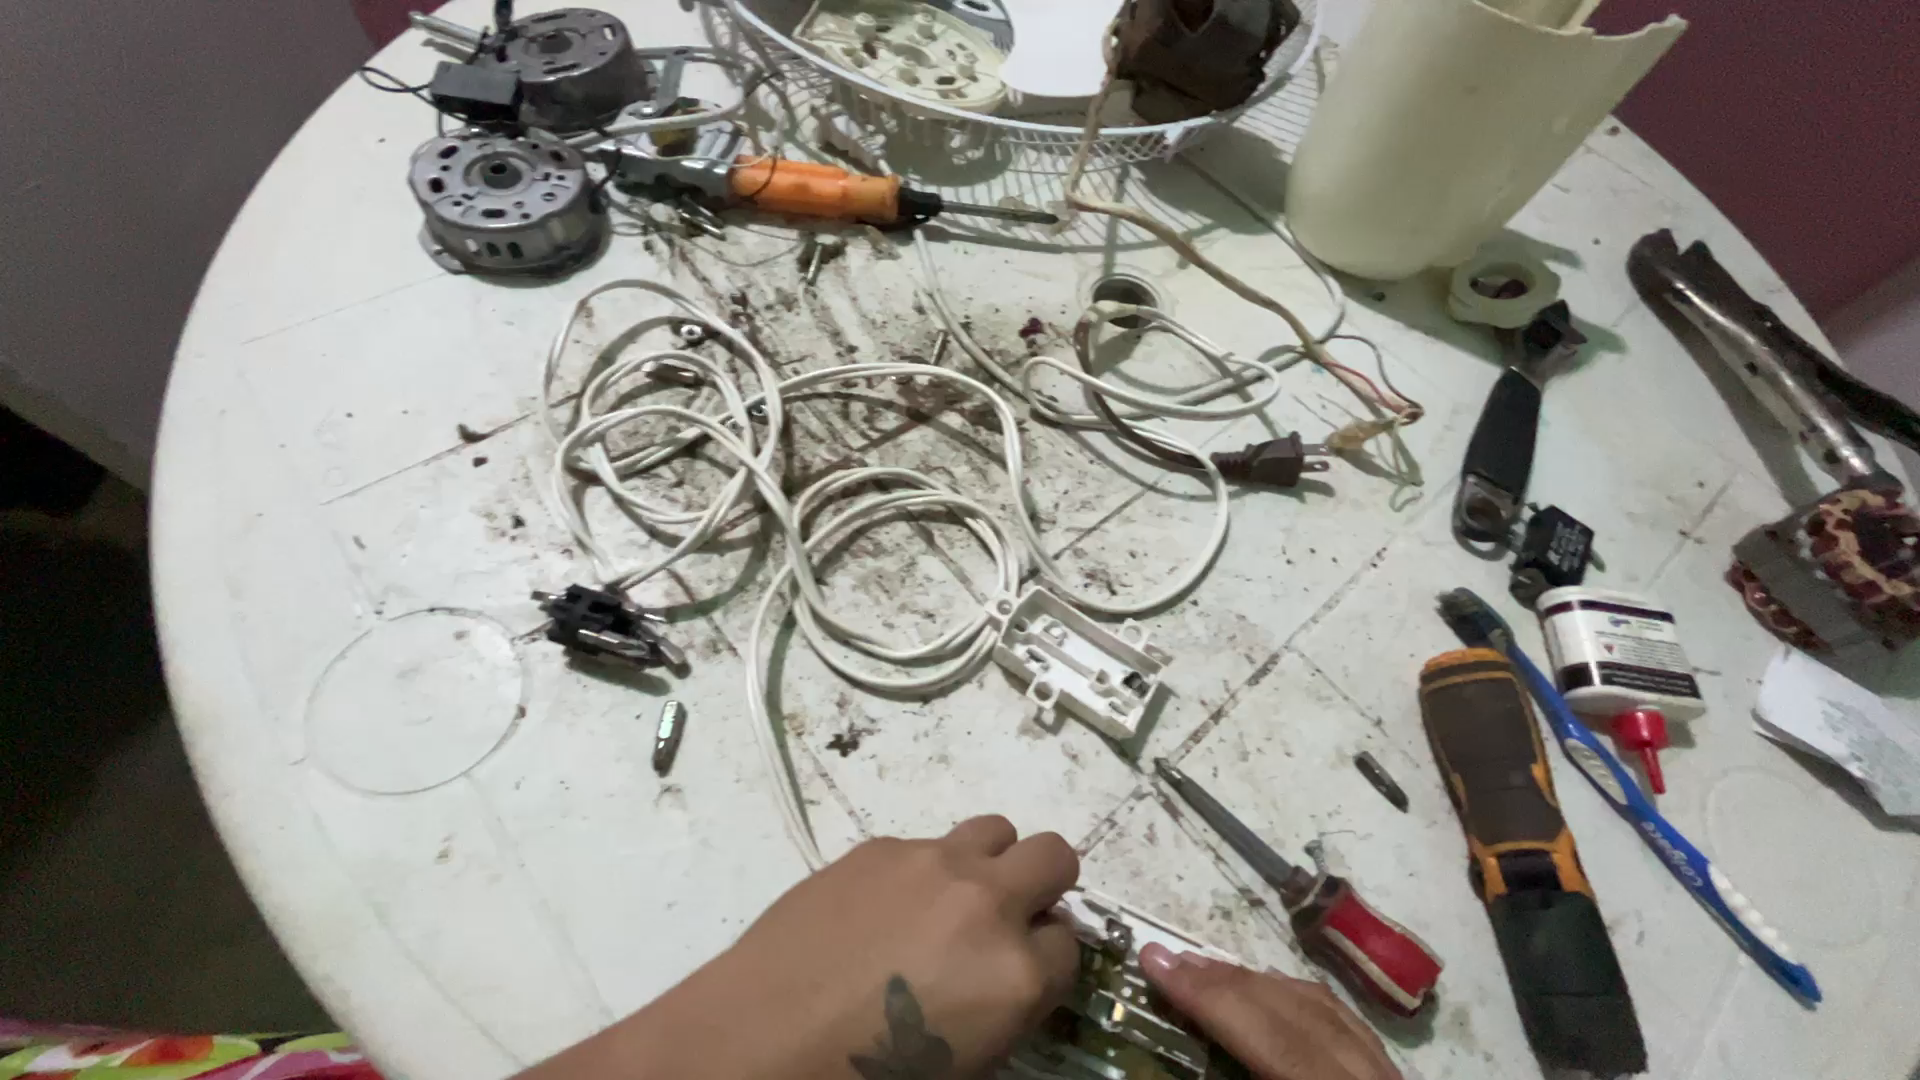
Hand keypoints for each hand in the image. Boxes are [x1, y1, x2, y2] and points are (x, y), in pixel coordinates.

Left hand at [522, 816, 1080, 1079]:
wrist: (757, 1044)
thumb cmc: (865, 1077)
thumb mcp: (965, 1064)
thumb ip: (1006, 1004)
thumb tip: (1019, 966)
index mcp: (1014, 973)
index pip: (1069, 944)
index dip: (1049, 957)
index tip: (1028, 965)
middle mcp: (984, 901)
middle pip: (1055, 855)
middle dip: (1046, 883)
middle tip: (1011, 913)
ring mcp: (930, 862)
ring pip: (995, 829)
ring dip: (990, 860)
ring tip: (952, 897)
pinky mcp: (880, 845)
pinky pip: (926, 844)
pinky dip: (924, 870)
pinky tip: (881, 909)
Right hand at [1141, 944, 1401, 1079]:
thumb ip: (1230, 1073)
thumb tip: (1175, 1038)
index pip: (1270, 1036)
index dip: (1206, 996)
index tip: (1153, 959)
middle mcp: (1371, 1076)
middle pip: (1294, 1010)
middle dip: (1224, 980)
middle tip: (1169, 957)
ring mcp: (1391, 1072)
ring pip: (1320, 1006)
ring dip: (1255, 981)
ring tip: (1205, 967)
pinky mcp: (1394, 1072)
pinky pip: (1343, 1019)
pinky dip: (1296, 997)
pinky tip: (1268, 987)